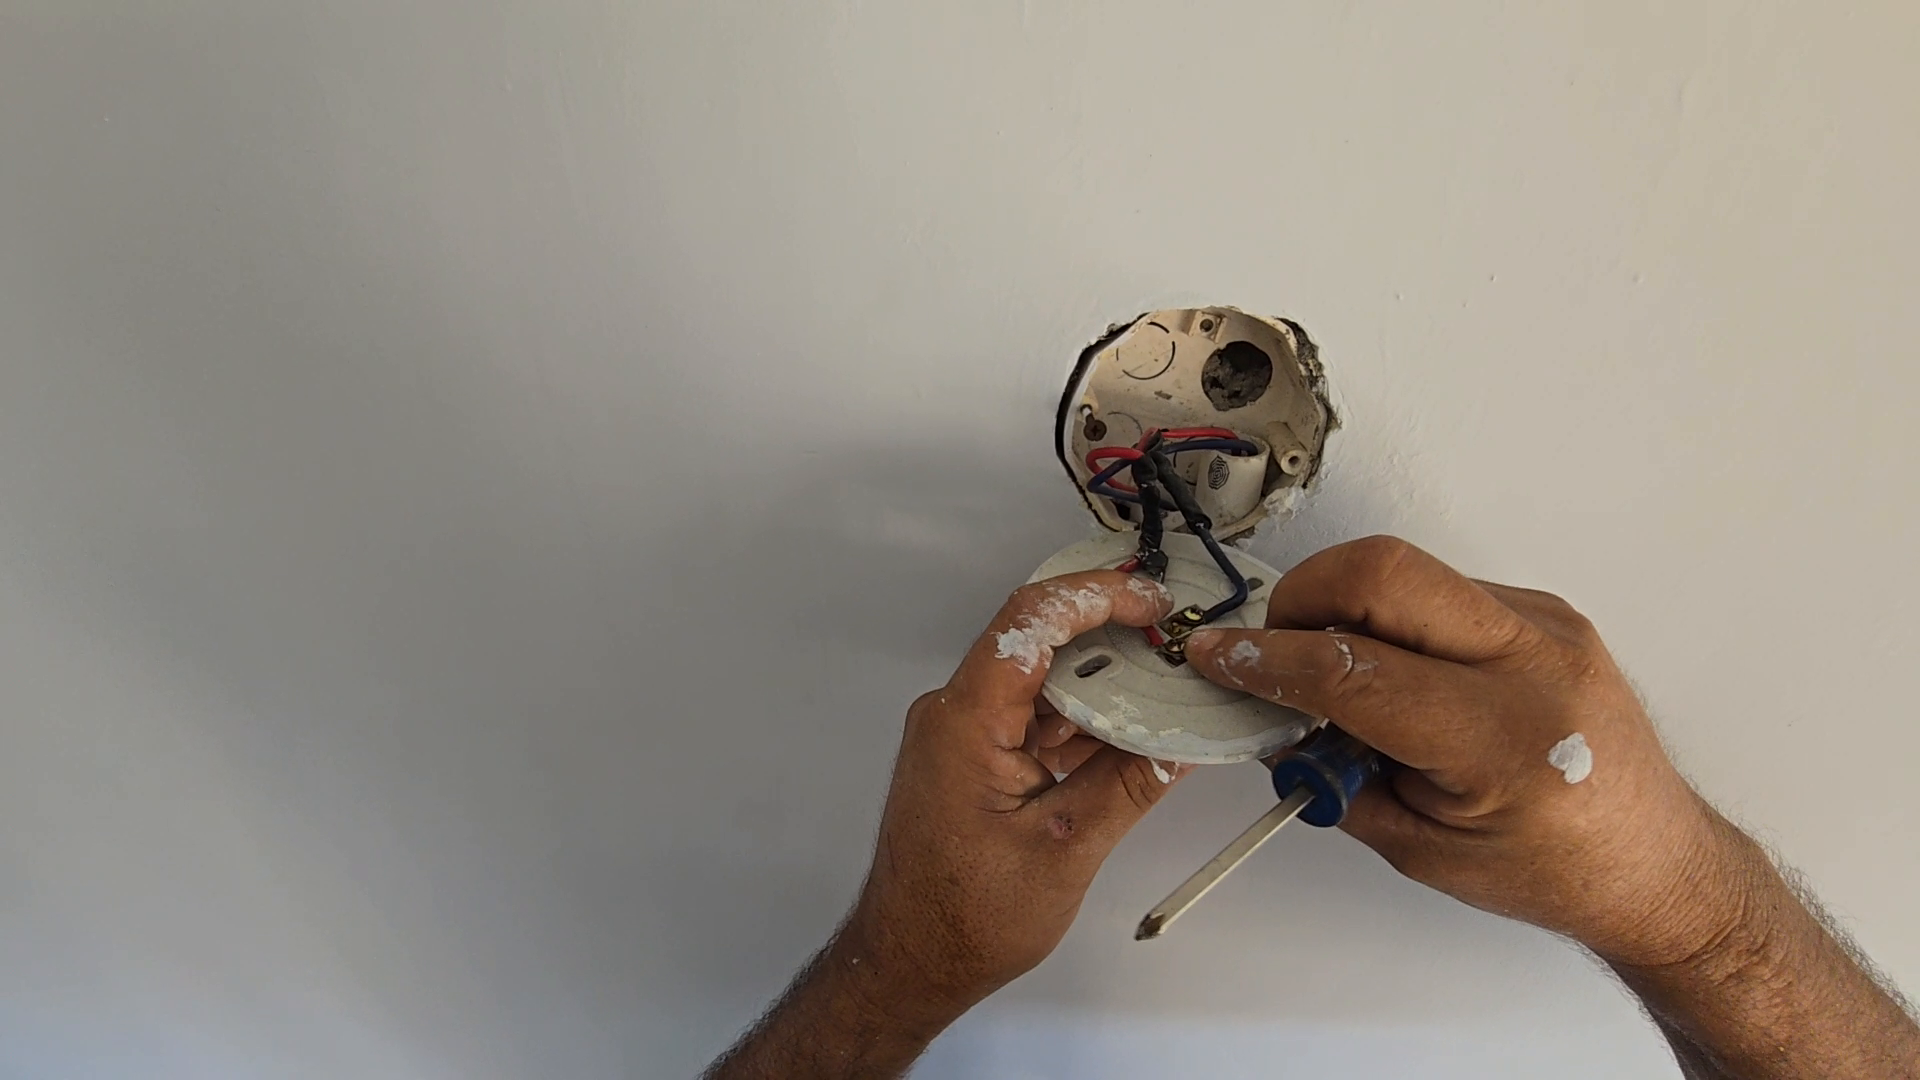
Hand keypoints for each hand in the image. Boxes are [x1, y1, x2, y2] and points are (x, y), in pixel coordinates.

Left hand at [831, 570, 1190, 1030]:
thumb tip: (1182, 738)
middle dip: (1104, 628)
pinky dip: (1078, 714)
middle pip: (1033, 640)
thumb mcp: (1064, 848)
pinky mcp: (974, 751)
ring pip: (1037, 677)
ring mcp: (962, 730)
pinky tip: (1126, 722)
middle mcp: (955, 711)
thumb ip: (1128, 784)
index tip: (1148, 601)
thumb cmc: (968, 915)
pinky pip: (1031, 713)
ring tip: (1160, 675)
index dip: (1092, 597)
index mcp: (964, 721)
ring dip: (1096, 676)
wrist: (910, 957)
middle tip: (1166, 631)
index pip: (1027, 623)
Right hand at [1184, 536, 1738, 966]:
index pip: (1353, 671)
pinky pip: (1427, 585)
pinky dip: (1379, 614)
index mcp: (1502, 741)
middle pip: (1380, 572)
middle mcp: (1531, 663)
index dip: (1267, 658)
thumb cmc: (1543, 867)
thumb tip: (1270, 715)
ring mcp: (1540, 624)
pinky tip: (1389, 664)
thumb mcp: (1414, 845)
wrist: (1661, 860)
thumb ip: (1329, 775)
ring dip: (1335, 602)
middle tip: (1277, 642)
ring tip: (1332, 661)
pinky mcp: (1537, 608)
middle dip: (1300, 594)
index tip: (1216, 655)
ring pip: (1398, 566)